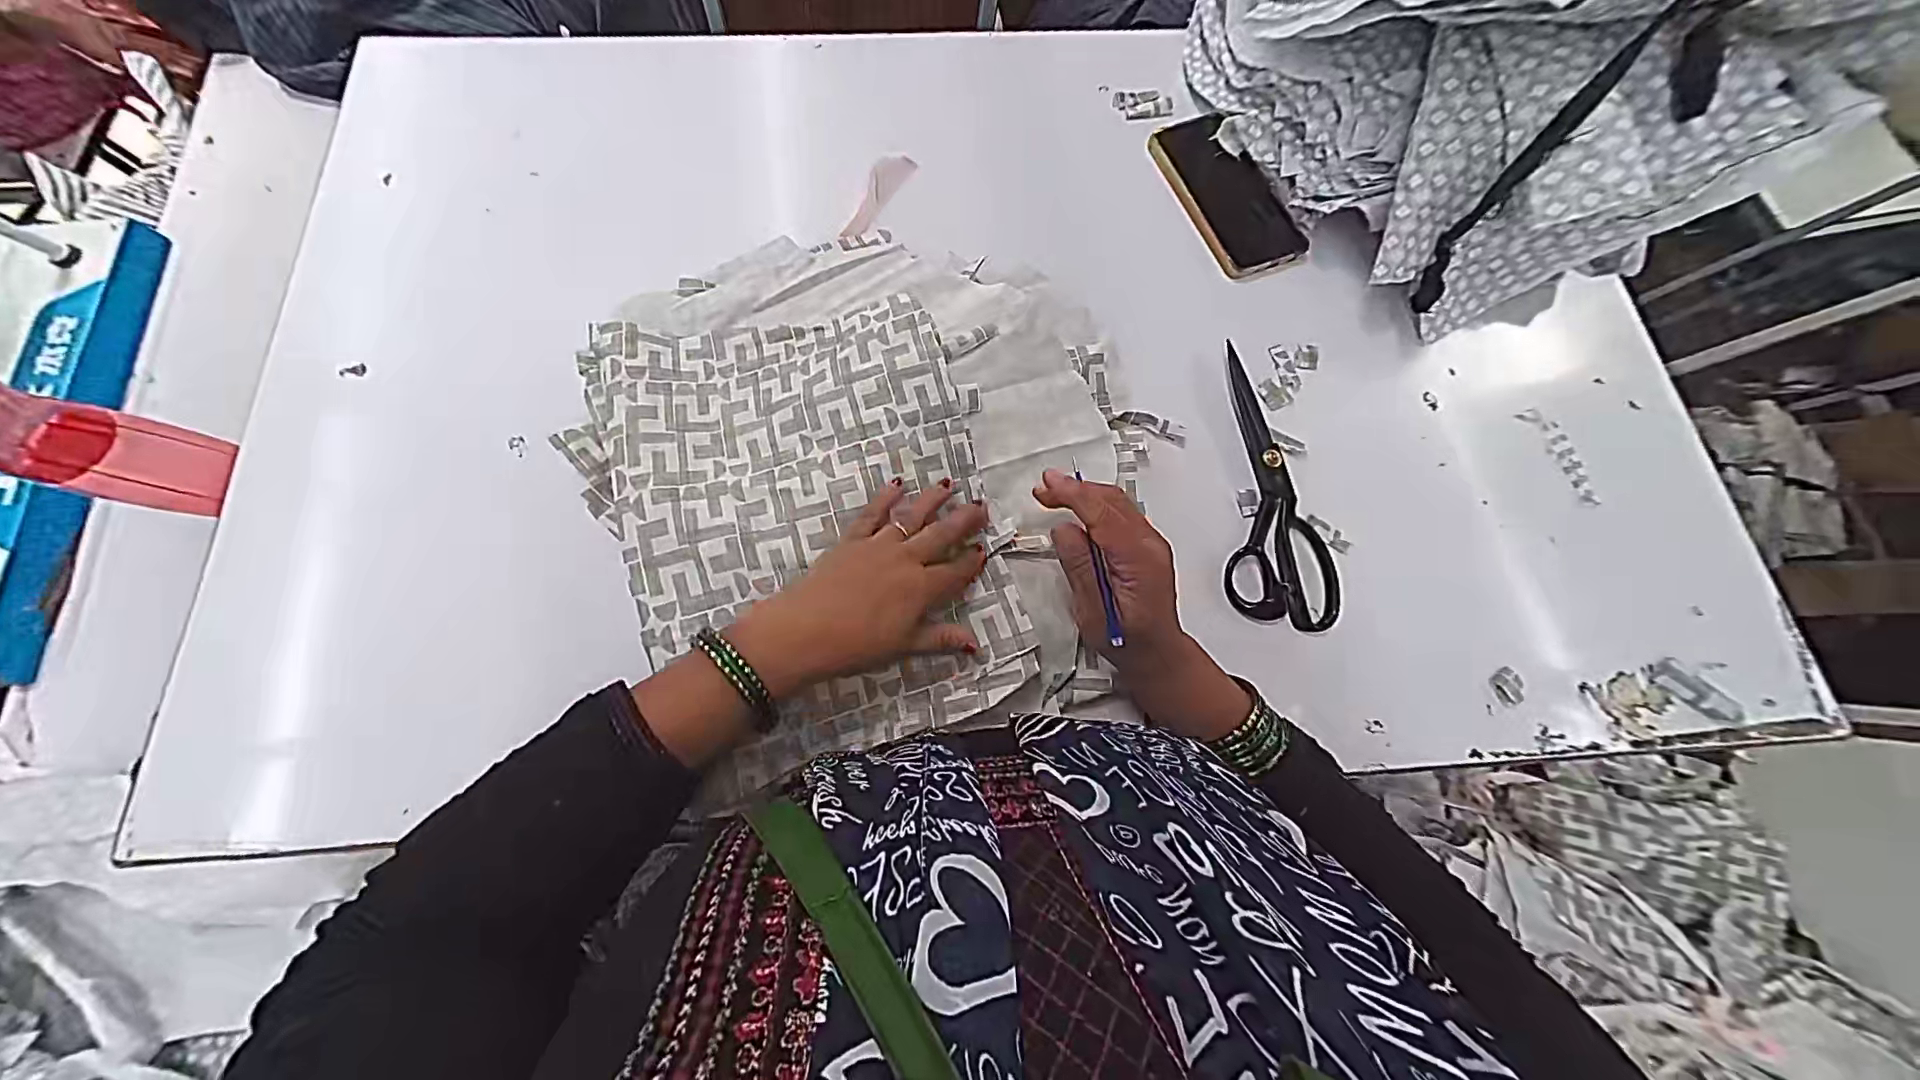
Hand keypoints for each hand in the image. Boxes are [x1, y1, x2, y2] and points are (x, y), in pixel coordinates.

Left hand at [727, 478, 989, 698]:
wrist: (805, 630)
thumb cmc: (857, 645)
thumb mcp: (904, 645)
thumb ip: (940, 638)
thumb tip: (974, 644)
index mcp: (921, 588)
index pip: (955, 571)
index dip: (971, 561)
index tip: (984, 549)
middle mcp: (905, 560)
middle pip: (940, 536)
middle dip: (963, 520)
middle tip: (980, 506)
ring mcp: (878, 546)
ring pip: (911, 517)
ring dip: (931, 500)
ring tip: (947, 484)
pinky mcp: (852, 540)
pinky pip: (872, 514)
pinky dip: (885, 498)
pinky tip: (896, 485)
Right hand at [1033, 468, 1249, 740]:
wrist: (1156, 653)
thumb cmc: (1129, 642)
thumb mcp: (1094, 613)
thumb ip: (1080, 569)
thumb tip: (1065, 531)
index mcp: (1139, 560)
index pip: (1103, 514)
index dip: (1073, 495)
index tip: (1049, 486)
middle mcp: (1150, 546)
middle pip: (1111, 500)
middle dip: (1075, 488)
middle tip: (1043, 487)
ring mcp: (1150, 544)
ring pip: (1116, 503)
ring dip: (1083, 494)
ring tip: (1053, 493)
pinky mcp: (1143, 546)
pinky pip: (1118, 514)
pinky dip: (1094, 505)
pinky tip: (1077, 506)